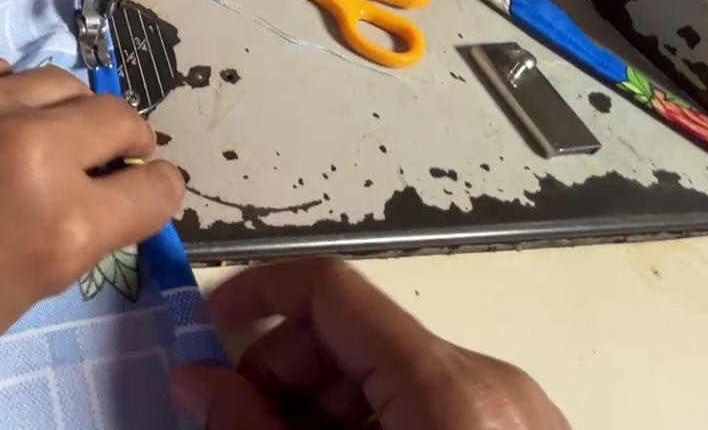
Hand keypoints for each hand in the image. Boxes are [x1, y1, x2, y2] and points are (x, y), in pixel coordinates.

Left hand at [0, 56, 186, 426]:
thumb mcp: (6, 302)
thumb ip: (64, 239)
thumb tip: (95, 198)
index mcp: (59, 227)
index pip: (153, 189)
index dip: (158, 193)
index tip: (150, 191)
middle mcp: (29, 149)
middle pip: (117, 116)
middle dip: (128, 141)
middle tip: (114, 158)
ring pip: (61, 80)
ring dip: (71, 111)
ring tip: (51, 135)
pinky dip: (10, 92)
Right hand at [169, 258, 567, 429]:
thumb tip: (194, 378)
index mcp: (446, 384)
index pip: (329, 291)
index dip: (257, 293)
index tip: (208, 329)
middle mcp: (487, 384)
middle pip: (352, 336)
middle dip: (283, 375)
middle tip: (241, 428)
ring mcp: (513, 421)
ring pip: (382, 380)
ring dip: (319, 415)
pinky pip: (421, 416)